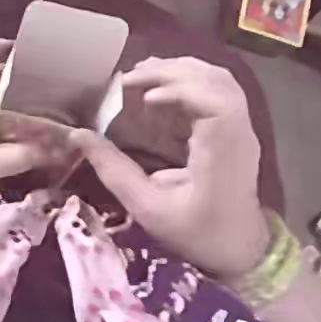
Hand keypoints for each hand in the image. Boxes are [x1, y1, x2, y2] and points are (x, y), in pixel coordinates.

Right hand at [73, 57, 270, 276]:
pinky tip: (157, 91)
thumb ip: (114, 171)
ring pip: (218, 79)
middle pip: (216, 80)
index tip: (144, 100)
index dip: (181, 89)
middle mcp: (238, 134)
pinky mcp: (236, 130)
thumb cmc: (196, 234)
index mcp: (222, 153)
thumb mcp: (148, 209)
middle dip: (170, 71)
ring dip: (178, 71)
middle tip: (128, 80)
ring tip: (139, 78)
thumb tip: (79, 136)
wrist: (240, 250)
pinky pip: (217, 90)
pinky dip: (186, 81)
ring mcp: (241, 129)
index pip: (216, 102)